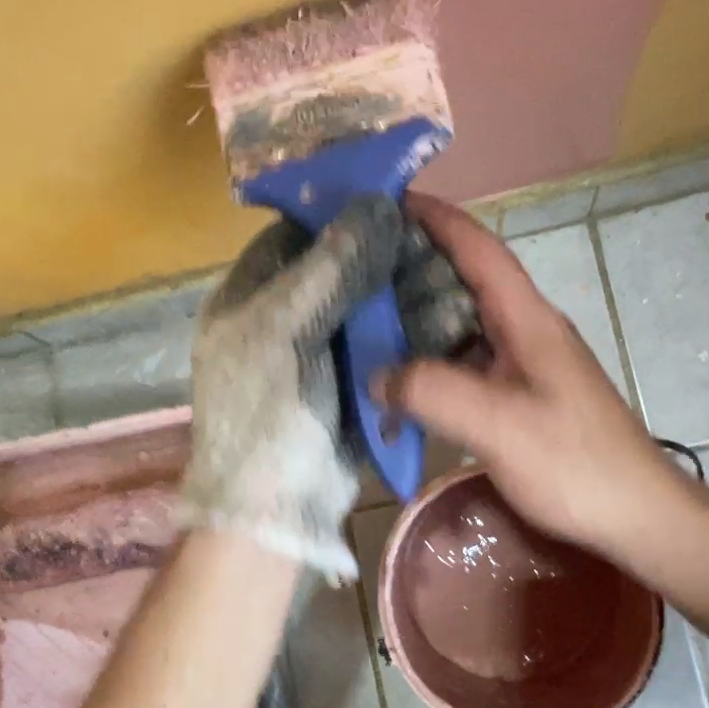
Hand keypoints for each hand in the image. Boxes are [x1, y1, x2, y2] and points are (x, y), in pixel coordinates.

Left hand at [184, 195, 473, 579]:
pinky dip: (418, 331)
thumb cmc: (265, 410)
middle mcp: (286, 318)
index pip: (296, 236)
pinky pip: (390, 344)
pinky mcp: (357, 383)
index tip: (394, 200)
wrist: (276, 506)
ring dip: (412, 293)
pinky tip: (454, 318)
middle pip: (343, 269)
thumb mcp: (285, 329)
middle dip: (391, 257)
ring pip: (373, 307)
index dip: (340, 214)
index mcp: (252, 298)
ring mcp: (324, 353)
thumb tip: (376, 206)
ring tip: (456, 279)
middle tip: (440, 244)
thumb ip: (331, 268)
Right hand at [375, 193, 698, 557]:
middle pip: (470, 279)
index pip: (480, 249)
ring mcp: (531, 364)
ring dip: (424, 312)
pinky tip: (408, 378)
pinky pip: (473, 359)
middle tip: (364, 262)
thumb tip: (376, 376)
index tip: (392, 198)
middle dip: (420, 261)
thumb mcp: (496, 425)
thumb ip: (431, 392)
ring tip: (372, 314)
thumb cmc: (572, 462)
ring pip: (469, 322)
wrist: (635, 513)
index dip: (438, 219)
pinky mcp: (528, 394)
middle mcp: (530, 331)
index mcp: (528, 320)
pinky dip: (437, 357)